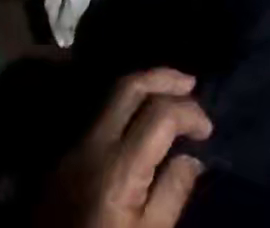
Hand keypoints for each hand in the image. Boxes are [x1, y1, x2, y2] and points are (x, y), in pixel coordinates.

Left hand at [46, 68, 213, 227]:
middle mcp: (92, 147)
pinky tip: (140, 116)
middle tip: (190, 84)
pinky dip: (125, 106)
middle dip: (165, 78)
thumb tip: (192, 156)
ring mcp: (72, 150)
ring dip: (144, 87)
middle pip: (129, 88)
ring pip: (110, 96)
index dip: (191, 113)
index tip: (207, 131)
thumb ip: (174, 191)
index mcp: (117, 169)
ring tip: (169, 92)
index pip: (161, 114)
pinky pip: (98, 116)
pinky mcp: (62, 159)